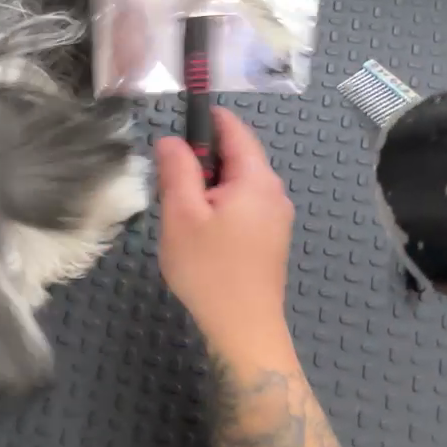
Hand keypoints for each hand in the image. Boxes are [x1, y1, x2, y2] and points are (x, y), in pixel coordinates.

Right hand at [156, 108, 296, 358]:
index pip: (234, 130)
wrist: (242, 327)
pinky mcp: (271, 239)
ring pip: (237, 184)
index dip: (205, 120)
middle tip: (169, 184)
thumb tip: (171, 140)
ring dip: (208, 187)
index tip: (176, 123)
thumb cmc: (208, 268)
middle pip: (236, 157)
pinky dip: (219, 206)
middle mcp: (274, 193)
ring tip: (180, 212)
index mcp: (256, 179)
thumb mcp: (181, 214)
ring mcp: (276, 218)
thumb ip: (176, 170)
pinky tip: (199, 232)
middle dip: (201, 160)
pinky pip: (243, 206)